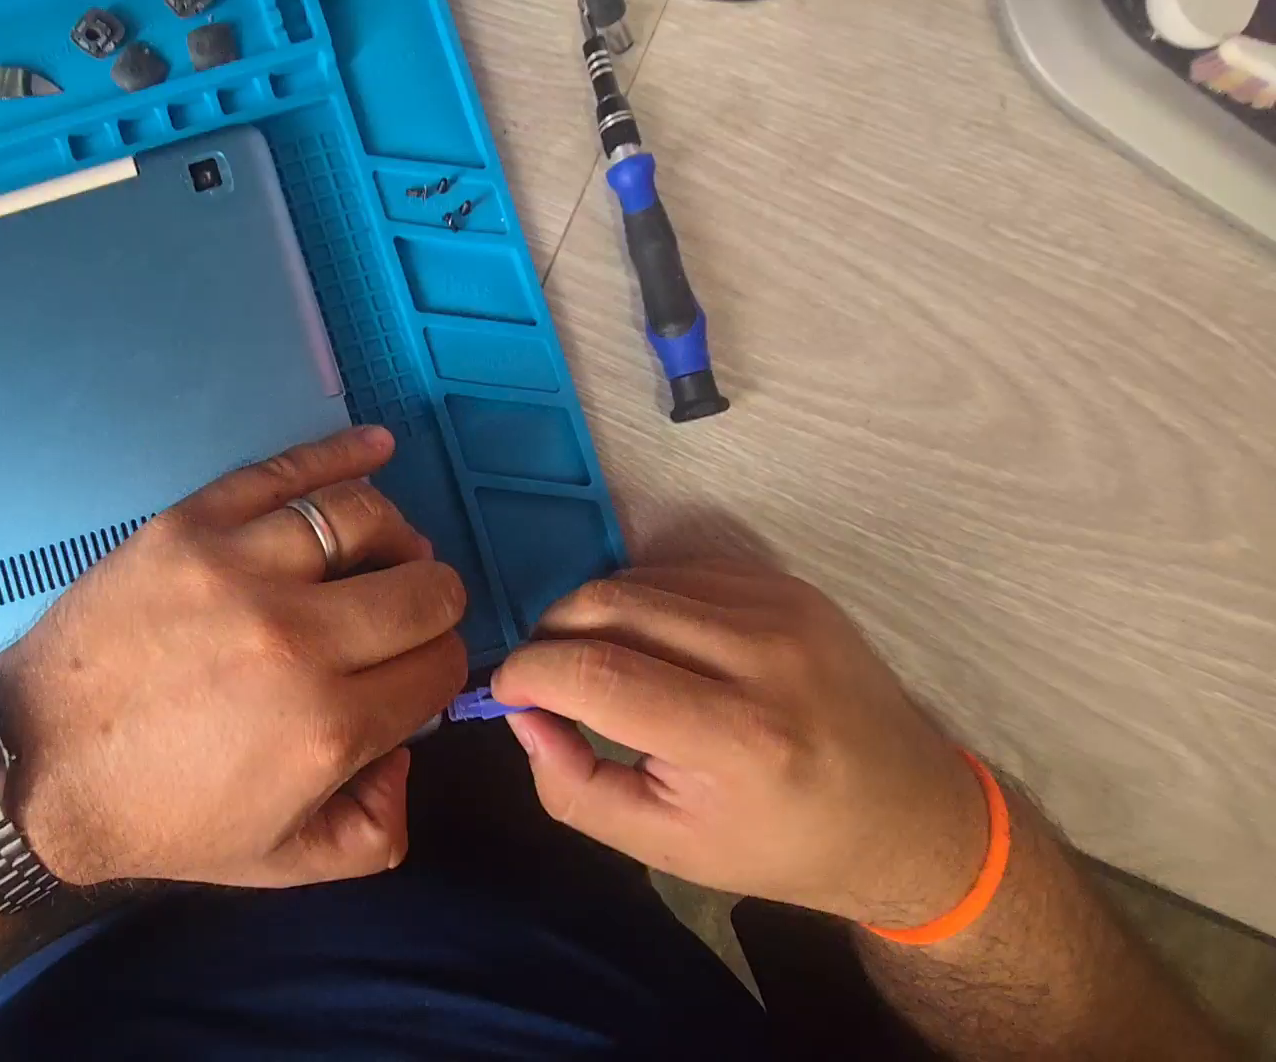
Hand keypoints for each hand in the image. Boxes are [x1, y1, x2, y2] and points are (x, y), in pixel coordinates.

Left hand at [0, 426, 467, 888]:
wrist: (38, 766)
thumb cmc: (164, 815)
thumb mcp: (283, 860)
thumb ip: (377, 827)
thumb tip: (410, 744)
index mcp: (328, 726)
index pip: (440, 665)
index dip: (440, 669)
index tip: (414, 673)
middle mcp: (298, 638)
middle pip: (424, 589)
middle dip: (434, 606)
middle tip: (405, 617)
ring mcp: (239, 568)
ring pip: (366, 517)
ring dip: (398, 536)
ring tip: (387, 552)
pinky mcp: (190, 524)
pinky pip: (285, 470)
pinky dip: (343, 452)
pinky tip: (378, 447)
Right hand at [490, 562, 988, 927]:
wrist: (911, 817)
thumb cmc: (778, 844)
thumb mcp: (660, 845)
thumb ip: (569, 784)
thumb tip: (521, 711)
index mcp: (738, 739)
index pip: (596, 674)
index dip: (528, 673)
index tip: (506, 690)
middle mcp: (764, 656)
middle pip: (606, 605)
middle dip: (548, 634)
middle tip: (543, 674)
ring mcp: (781, 608)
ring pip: (632, 580)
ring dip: (587, 616)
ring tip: (595, 662)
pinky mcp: (785, 585)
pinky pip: (672, 571)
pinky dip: (633, 601)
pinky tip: (645, 642)